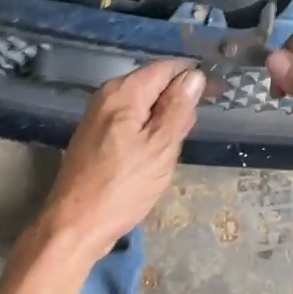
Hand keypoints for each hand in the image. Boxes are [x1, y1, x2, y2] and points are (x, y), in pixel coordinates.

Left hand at [38, 59, 207, 255]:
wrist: (74, 226)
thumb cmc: (122, 187)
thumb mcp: (160, 147)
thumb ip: (178, 108)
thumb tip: (194, 76)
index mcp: (123, 92)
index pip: (166, 68)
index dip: (193, 76)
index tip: (218, 91)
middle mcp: (107, 96)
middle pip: (153, 84)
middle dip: (178, 101)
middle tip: (191, 133)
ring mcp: (99, 116)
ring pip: (143, 105)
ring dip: (164, 120)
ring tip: (173, 150)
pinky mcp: (96, 136)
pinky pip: (130, 122)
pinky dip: (148, 132)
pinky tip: (154, 156)